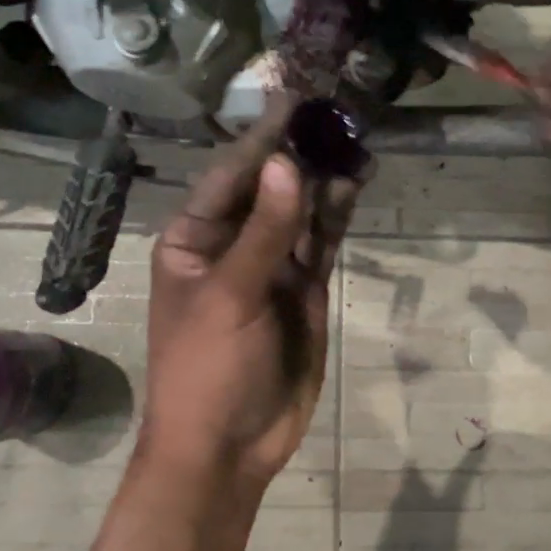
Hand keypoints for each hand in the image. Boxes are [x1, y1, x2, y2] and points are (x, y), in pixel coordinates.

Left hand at [140, 101, 365, 482]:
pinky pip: (321, 239)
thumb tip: (288, 161)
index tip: (296, 100)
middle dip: (301, 153)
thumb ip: (265, 230)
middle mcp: (232, 241)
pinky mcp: (303, 286)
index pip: (233, 174)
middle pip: (271, 186)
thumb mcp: (231, 295)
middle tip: (338, 114)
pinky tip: (354, 183)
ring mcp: (271, 264)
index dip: (264, 138)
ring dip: (325, 178)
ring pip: (302, 209)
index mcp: (195, 236)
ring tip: (354, 141)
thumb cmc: (207, 368)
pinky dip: (337, 213)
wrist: (228, 450)